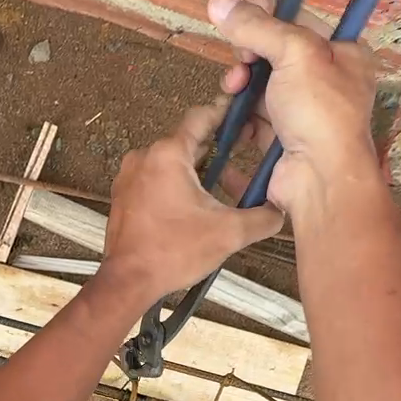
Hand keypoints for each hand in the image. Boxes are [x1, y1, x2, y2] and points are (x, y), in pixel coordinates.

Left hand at [98, 98, 283, 301]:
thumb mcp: (228, 233)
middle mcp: (143, 158)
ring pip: (169, 165)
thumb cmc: (171, 254)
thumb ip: (261, 217)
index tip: (242, 123)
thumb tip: (278, 210)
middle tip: (236, 167)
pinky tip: (188, 211)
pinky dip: (172, 189)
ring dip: (193, 174)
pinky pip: (152, 183)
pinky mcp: (122, 199)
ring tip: (215, 195)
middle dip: (213, 153)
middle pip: (186, 143)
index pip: (202, 117)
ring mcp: (128, 178)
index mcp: (168, 154)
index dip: (226, 117)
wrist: (128, 283)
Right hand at [209, 0, 383, 220]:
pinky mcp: (280, 140)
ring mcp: (302, 114)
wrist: (318, 178)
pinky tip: (232, 120)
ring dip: (241, 89)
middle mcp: (325, 82)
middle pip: (274, 57)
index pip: (299, 23)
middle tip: (239, 68)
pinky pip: (254, 121)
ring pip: (261, 90)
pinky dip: (240, 118)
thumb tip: (218, 0)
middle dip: (249, 59)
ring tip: (231, 93)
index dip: (268, 21)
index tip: (243, 26)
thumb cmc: (320, 113)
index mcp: (342, 53)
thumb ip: (256, 27)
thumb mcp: (293, 53)